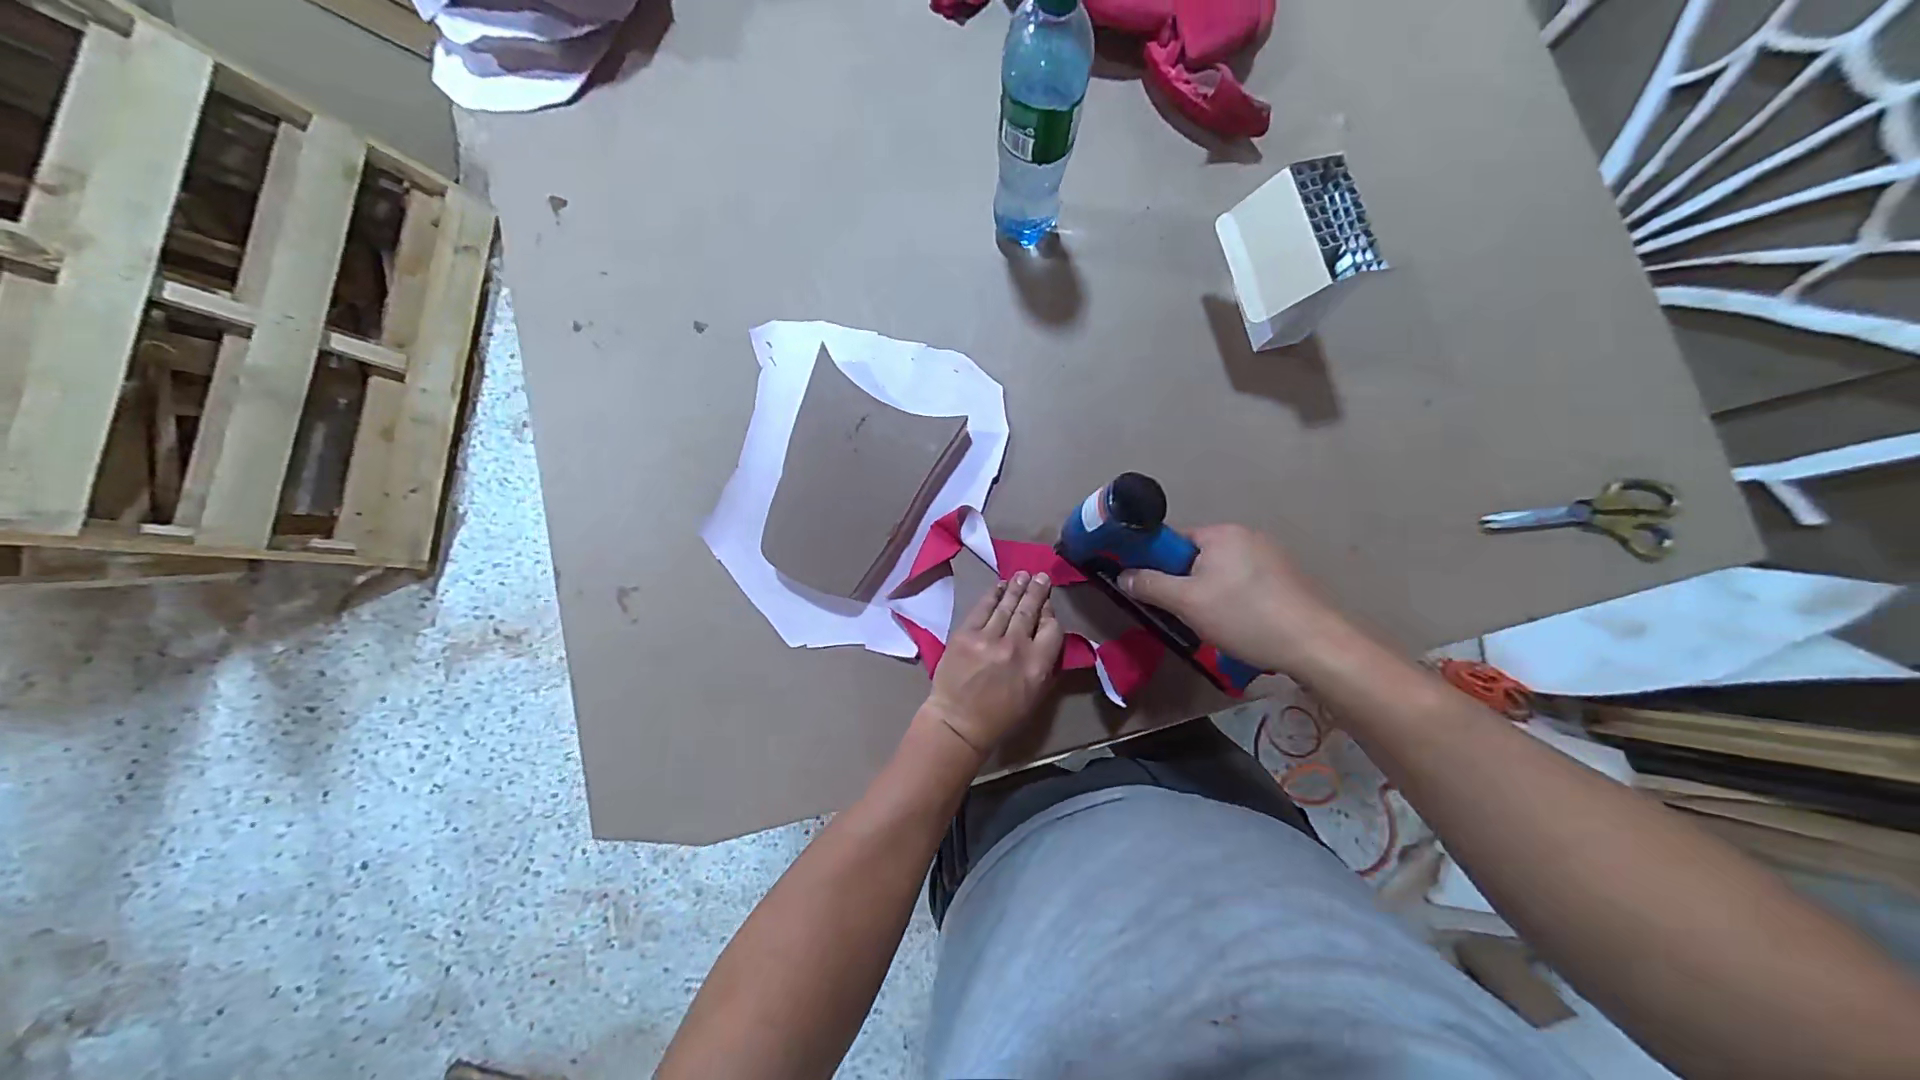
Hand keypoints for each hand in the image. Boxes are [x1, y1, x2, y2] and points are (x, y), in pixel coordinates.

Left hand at [920, 572, 1063, 756]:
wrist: (958, 722)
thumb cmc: (1001, 716)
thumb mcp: (1036, 695)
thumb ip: (1046, 664)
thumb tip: (1046, 633)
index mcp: (1037, 665)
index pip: (1052, 629)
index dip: (1051, 615)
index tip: (1048, 607)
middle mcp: (1015, 647)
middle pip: (1030, 611)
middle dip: (1037, 591)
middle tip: (1041, 577)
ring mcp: (988, 638)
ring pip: (1007, 605)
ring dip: (1017, 587)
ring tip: (1024, 575)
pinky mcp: (965, 634)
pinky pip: (982, 608)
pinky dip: (993, 594)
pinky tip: (1000, 585)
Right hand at [1118, 524, 1344, 673]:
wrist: (1313, 644)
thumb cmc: (1243, 616)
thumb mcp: (1186, 603)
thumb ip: (1149, 585)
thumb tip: (1122, 575)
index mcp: (1221, 533)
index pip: (1173, 540)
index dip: (1156, 564)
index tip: (1151, 590)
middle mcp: (1246, 536)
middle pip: (1197, 557)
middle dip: (1185, 584)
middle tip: (1181, 613)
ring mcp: (1270, 556)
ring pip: (1221, 574)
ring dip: (1209, 595)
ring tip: (1212, 625)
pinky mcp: (1285, 578)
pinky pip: (1244, 584)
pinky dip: (1234, 601)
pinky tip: (1239, 625)